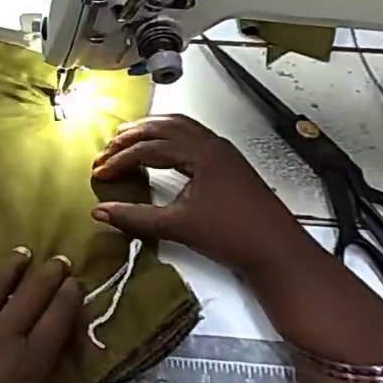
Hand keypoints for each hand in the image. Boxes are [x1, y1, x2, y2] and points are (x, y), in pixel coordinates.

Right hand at [89, 114, 317, 280]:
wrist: (281, 255)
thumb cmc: (235, 237)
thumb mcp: (179, 226)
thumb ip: (136, 218)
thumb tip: (101, 212)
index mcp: (202, 153)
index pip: (149, 148)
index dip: (119, 160)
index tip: (101, 173)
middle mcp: (213, 145)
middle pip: (162, 127)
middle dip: (130, 137)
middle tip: (106, 151)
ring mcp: (223, 152)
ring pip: (178, 126)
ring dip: (149, 131)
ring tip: (126, 140)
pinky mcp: (228, 163)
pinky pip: (191, 135)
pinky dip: (167, 136)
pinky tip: (160, 149)